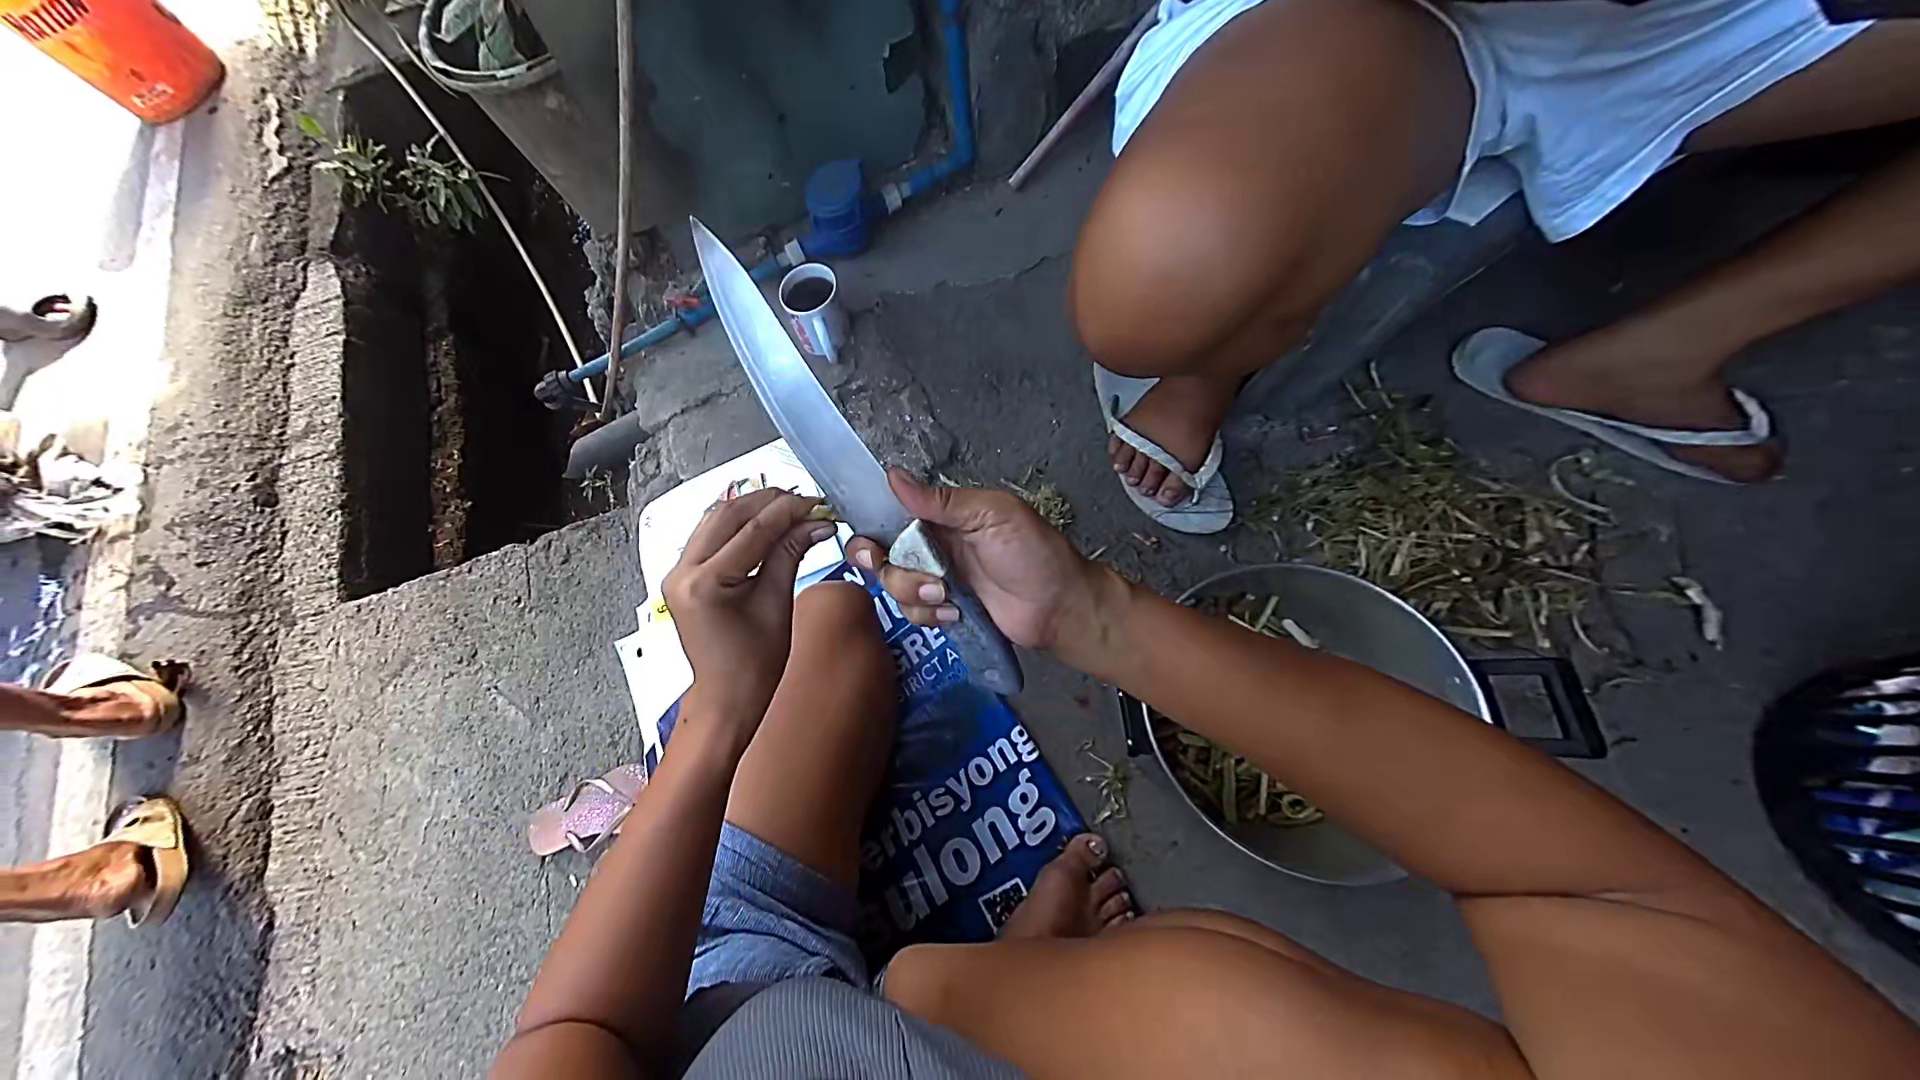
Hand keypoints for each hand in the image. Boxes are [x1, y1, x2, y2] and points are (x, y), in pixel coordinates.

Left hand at [662, 489, 834, 735]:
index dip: (789, 511)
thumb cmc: (753, 665)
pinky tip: (764, 522)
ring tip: (789, 507)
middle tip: (806, 502)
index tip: (815, 504)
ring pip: (716, 519)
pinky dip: (739, 523)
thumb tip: (815, 523)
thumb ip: (791, 554)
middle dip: (770, 502)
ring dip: (753, 508)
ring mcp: (678, 573)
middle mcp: (682, 574)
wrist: (729, 695)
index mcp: (705, 585)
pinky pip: (710, 535)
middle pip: (728, 515)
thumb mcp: (777, 603)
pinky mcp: (684, 575)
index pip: (752, 531)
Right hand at [845, 469, 1122, 660]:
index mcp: (944, 516)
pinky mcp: (945, 609)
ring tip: (946, 592)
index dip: (873, 528)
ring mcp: (939, 579)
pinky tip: (954, 611)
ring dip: (913, 591)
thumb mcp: (993, 514)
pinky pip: (915, 613)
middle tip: (890, 566)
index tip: (871, 543)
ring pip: (895, 586)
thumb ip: (942, 501)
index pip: (892, 515)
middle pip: (883, 553)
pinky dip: (929, 614)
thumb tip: (895, 477)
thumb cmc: (1035, 552)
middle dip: (881, 563)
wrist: (1060, 606)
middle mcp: (935, 545)